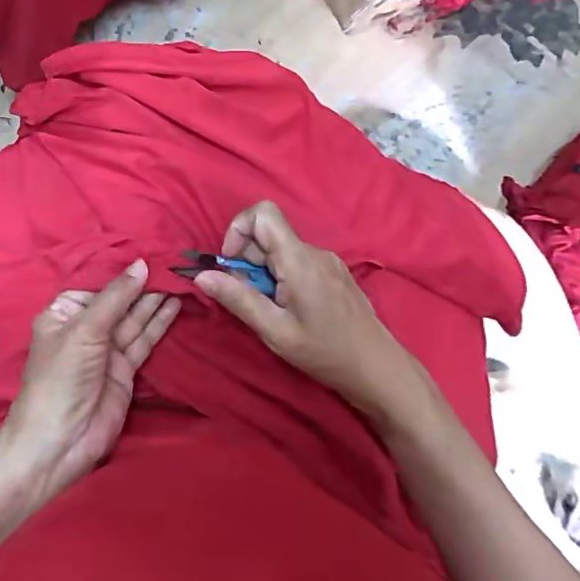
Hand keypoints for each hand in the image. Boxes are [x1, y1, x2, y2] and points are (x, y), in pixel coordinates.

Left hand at [0, 260, 178, 497]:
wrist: (59, 443)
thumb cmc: (61, 378)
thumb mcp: (85, 331)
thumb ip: (116, 297)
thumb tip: (141, 264)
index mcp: (64, 312)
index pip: (98, 282)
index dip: (123, 269)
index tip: (151, 250)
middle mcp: (85, 327)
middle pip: (119, 300)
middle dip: (143, 283)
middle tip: (174, 263)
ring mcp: (106, 349)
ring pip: (134, 318)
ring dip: (155, 300)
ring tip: (180, 278)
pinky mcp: (124, 369)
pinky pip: (144, 339)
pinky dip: (159, 323)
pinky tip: (175, 304)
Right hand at [193, 201, 423, 420]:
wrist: (377, 367)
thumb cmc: (325, 353)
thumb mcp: (275, 331)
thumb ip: (238, 299)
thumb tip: (202, 275)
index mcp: (299, 259)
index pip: (263, 212)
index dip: (238, 230)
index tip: (232, 266)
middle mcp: (314, 251)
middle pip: (268, 234)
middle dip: (247, 260)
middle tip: (250, 299)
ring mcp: (326, 260)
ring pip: (280, 249)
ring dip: (263, 272)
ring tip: (272, 309)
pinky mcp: (332, 272)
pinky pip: (296, 261)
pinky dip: (280, 277)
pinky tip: (290, 309)